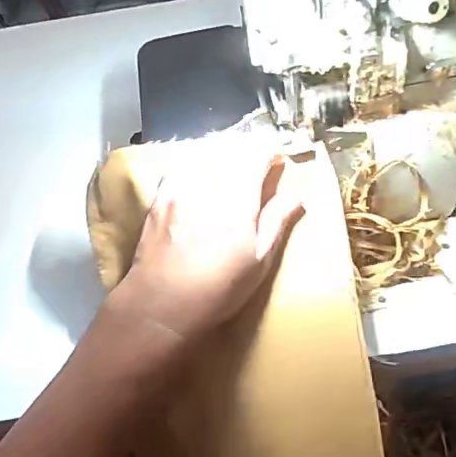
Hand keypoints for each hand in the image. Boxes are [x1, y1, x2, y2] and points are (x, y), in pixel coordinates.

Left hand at [106, 137, 304, 341]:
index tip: (277, 159)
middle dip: (247, 149)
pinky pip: (179, 166)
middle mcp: (207, 188)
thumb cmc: (217, 291)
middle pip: (230, 150)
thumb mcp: (257, 264)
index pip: (255, 157)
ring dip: (222, 152)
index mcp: (237, 204)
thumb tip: (297, 197)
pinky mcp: (159, 197)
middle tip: (256, 160)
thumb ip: (276, 224)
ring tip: (231, 163)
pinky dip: (195, 163)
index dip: (269, 152)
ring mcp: (179, 190)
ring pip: (204, 154)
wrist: (159, 306)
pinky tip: (200, 173)